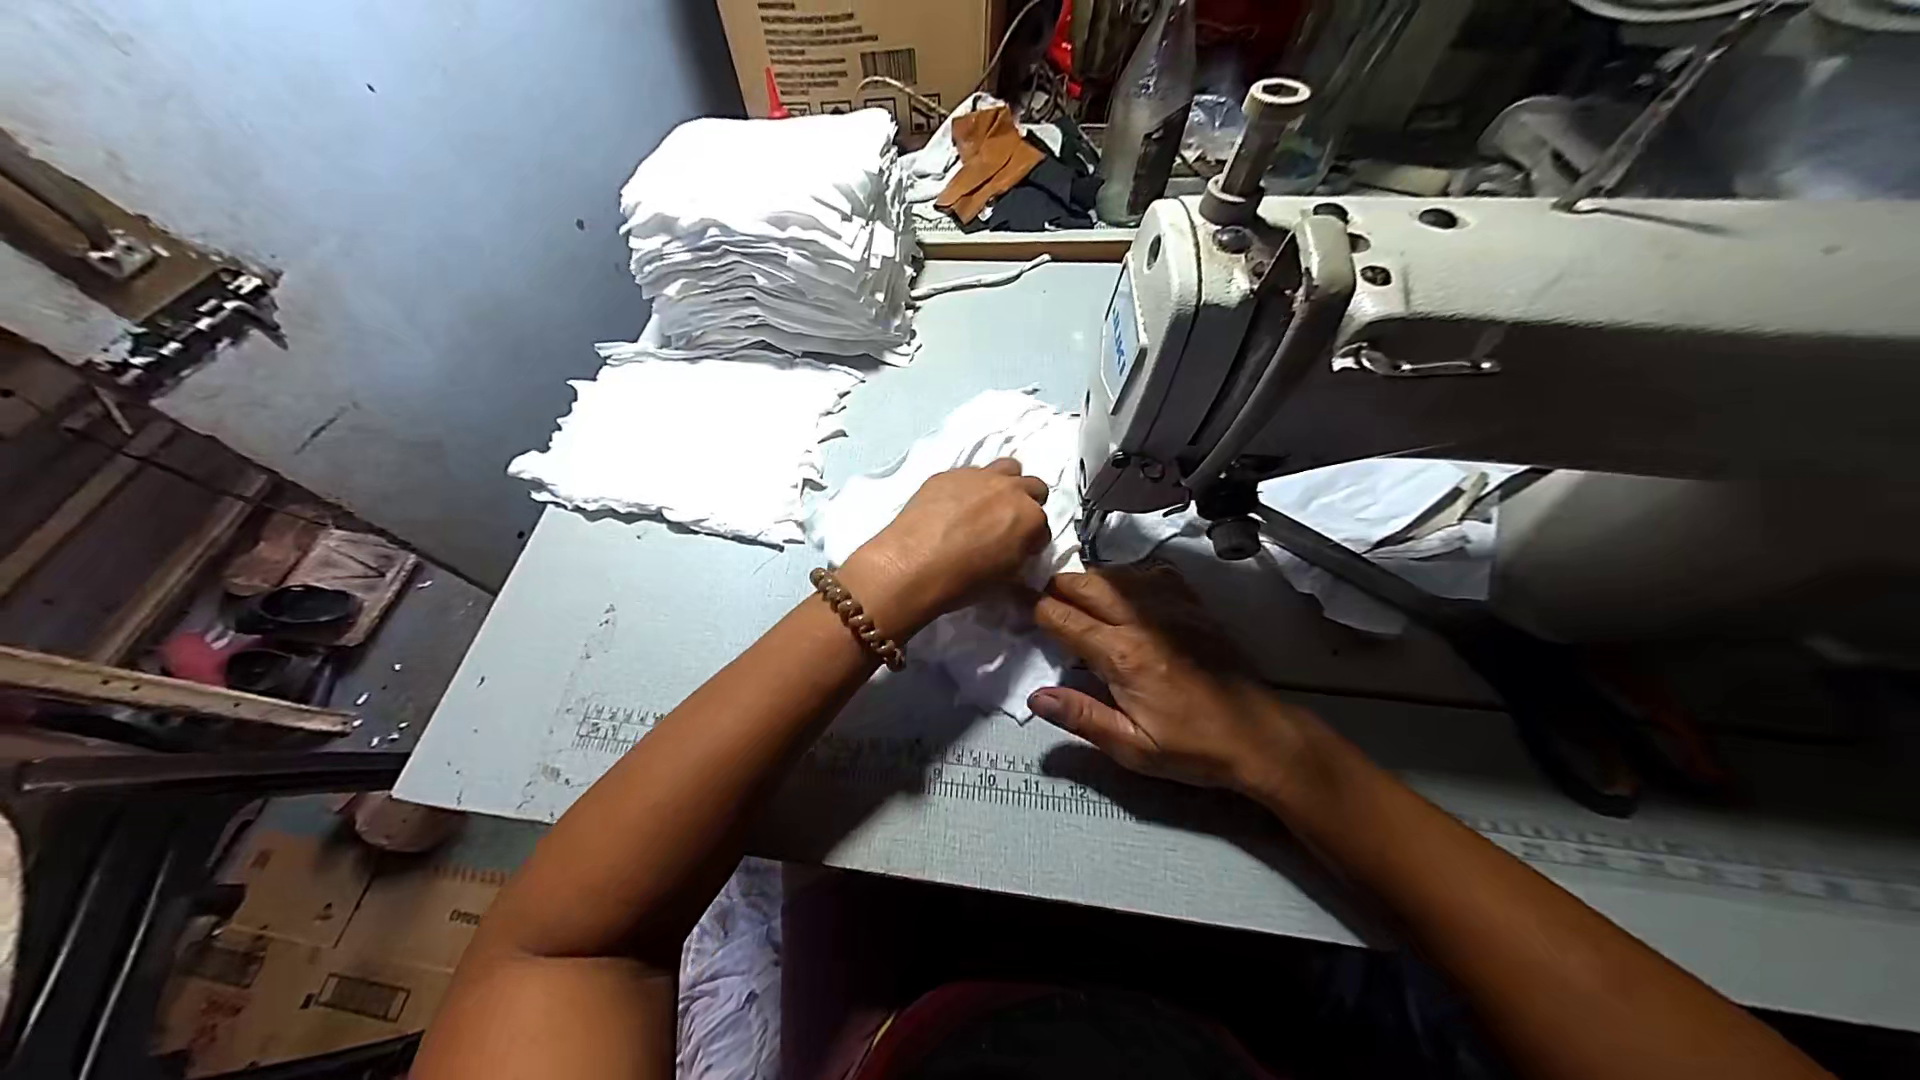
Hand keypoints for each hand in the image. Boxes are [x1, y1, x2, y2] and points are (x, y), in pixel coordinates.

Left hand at [838, 459, 1050, 635]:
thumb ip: (1019, 554)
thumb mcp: (1005, 578)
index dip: (1031, 541)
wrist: (913, 566)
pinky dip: (969, 488)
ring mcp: (979, 476)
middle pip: (1033, 488)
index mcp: (1031, 518)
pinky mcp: (949, 473)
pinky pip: (969, 474)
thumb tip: (1014, 548)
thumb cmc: (964, 580)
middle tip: (1005, 525)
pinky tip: (952, 507)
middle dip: (1025, 504)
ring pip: (1007, 469)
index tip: (1017, 551)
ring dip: (1004, 484)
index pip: (1043, 527)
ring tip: (985, 506)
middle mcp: (1011, 490)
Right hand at [1029, 566, 1322, 797]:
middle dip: (1055, 588)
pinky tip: (1122, 594)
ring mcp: (1170, 606)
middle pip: (1083, 582)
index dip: (1033, 609)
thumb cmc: (1191, 746)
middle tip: (1042, 604)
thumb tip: (1036, 697)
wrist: (1258, 735)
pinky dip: (1126, 576)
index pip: (1062, 617)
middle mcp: (1142, 619)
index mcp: (1122, 655)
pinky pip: (1149, 572)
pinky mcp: (1191, 604)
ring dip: (1087, 580)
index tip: (1016, 609)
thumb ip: (1082, 717)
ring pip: (1113, 572)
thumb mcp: (1132, 747)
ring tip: (1076, 601)